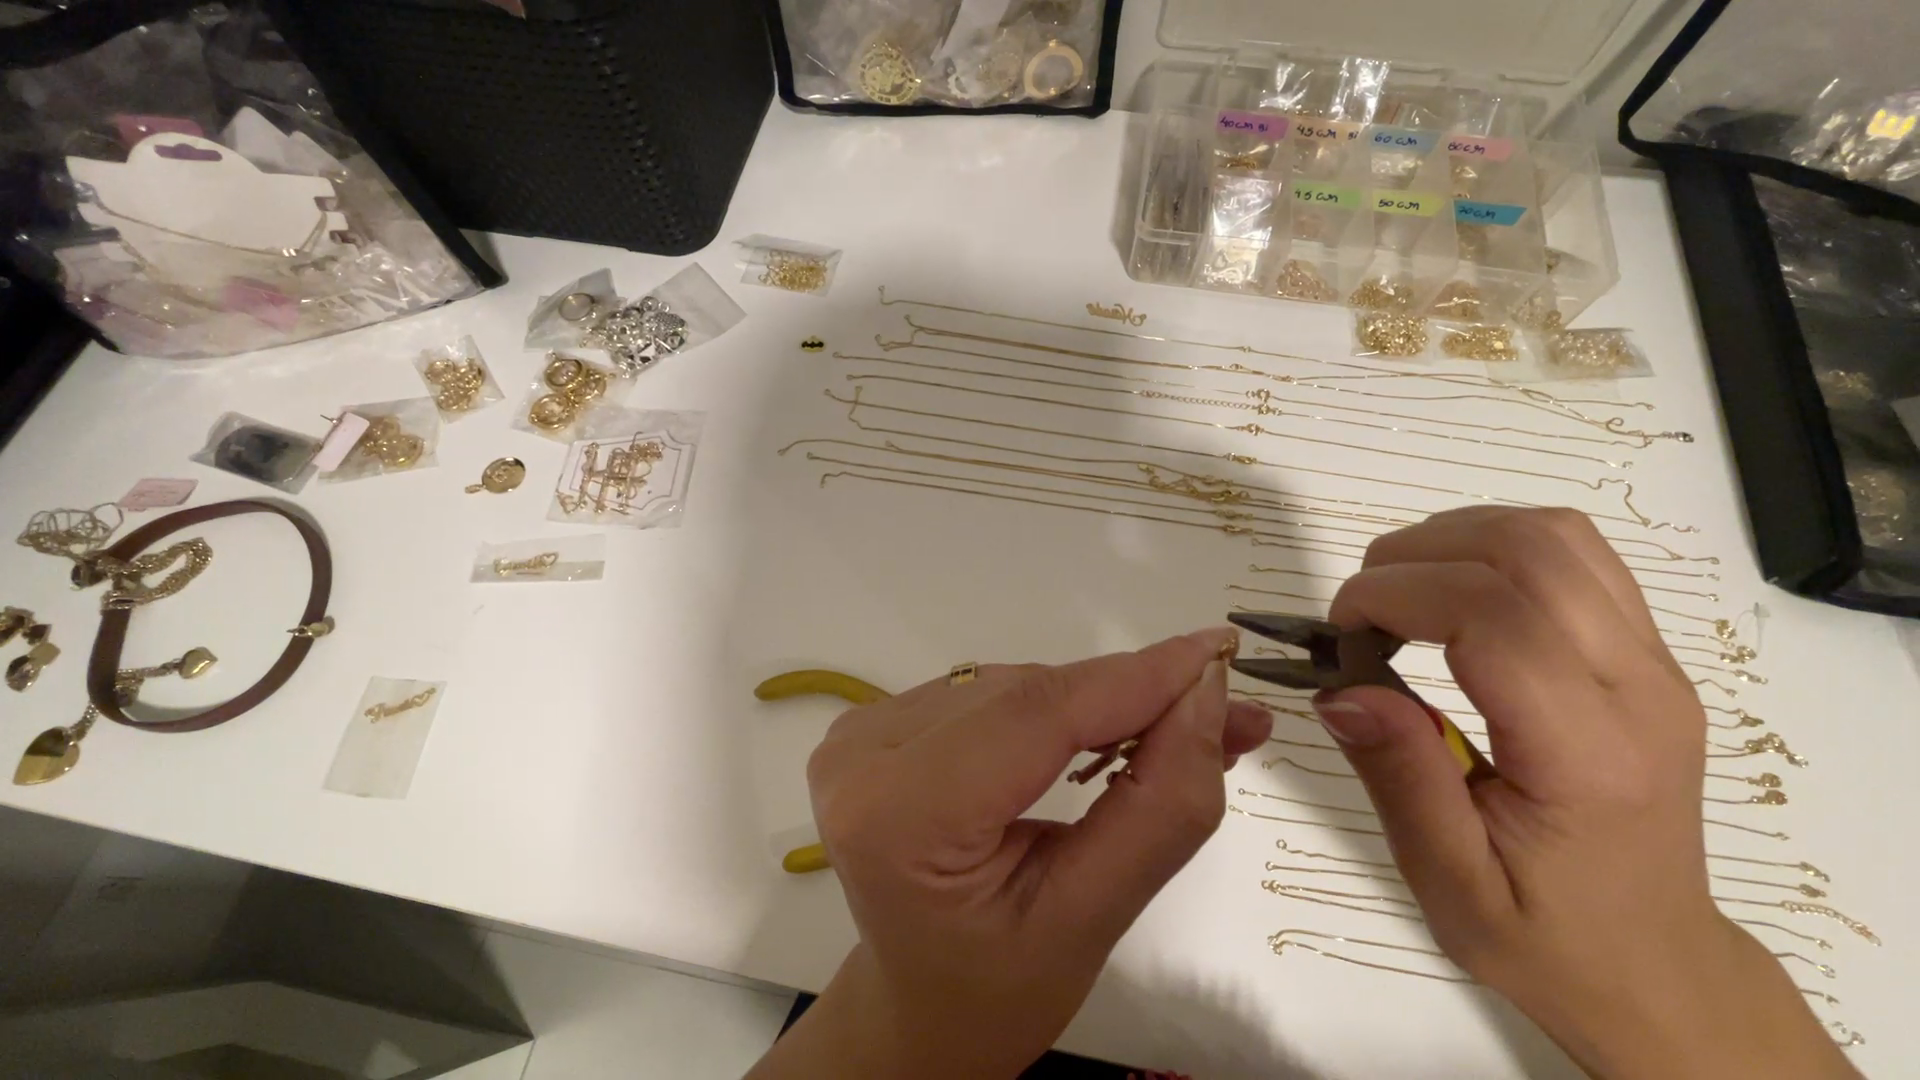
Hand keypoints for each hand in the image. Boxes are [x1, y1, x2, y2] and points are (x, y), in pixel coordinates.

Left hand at [749, 629, 1272, 1078]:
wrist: (916, 1001)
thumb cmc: (995, 990)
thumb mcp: (1087, 922)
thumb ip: (1155, 810)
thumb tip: (1207, 697)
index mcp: (897, 813)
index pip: (1035, 716)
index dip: (1136, 678)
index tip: (1220, 652)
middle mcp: (864, 750)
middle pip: (1027, 695)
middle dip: (1134, 698)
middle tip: (1231, 717)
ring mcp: (863, 730)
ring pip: (1014, 687)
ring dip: (1100, 702)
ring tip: (1175, 732)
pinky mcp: (878, 723)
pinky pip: (989, 695)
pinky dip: (1056, 710)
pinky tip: (1104, 731)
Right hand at [1317, 507, 1855, 1077]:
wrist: (1652, 963)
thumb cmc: (1544, 933)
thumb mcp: (1450, 879)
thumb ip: (1398, 775)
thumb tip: (1337, 686)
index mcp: (1590, 753)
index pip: (1495, 617)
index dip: (1396, 595)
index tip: (1338, 631)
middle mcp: (1639, 688)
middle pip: (1529, 552)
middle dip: (1415, 556)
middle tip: (1359, 612)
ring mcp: (1654, 662)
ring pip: (1556, 535)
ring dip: (1455, 539)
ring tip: (1398, 593)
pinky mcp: (1645, 652)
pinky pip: (1573, 554)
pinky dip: (1495, 546)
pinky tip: (1452, 593)